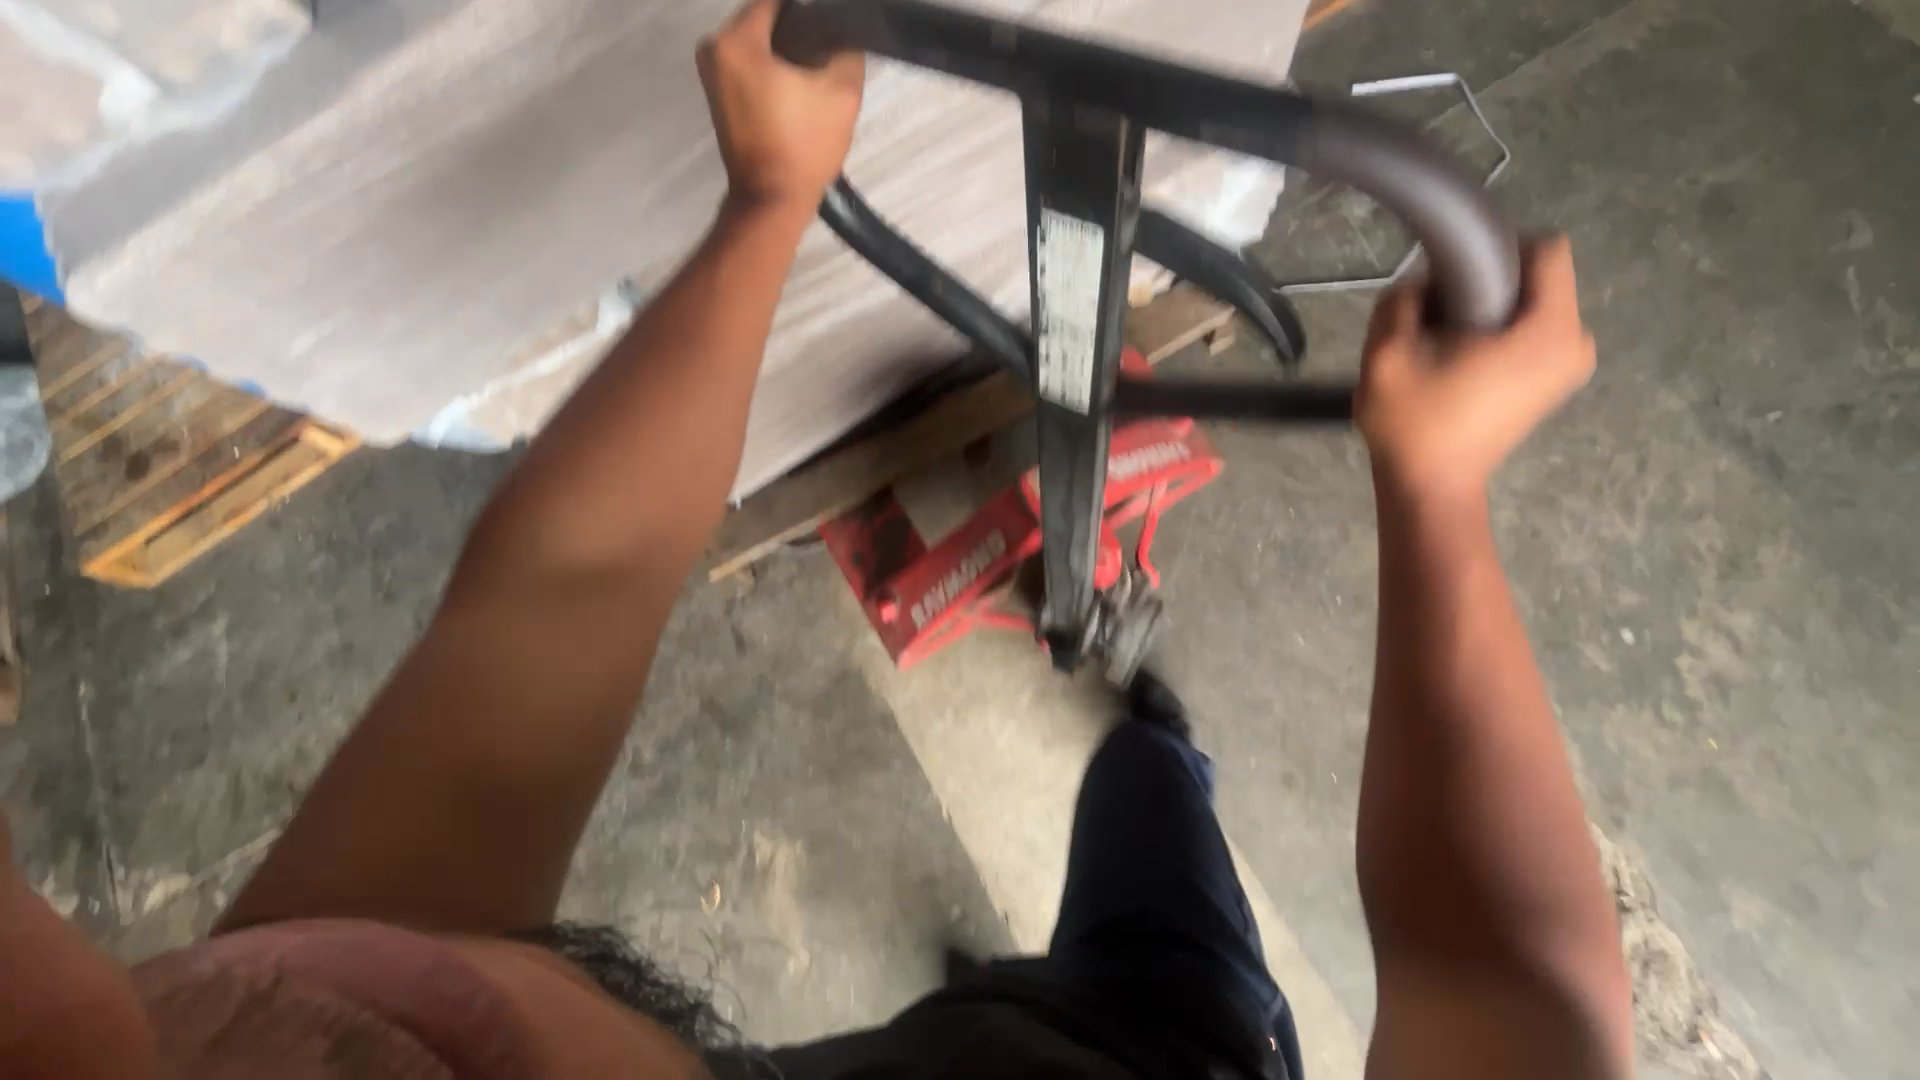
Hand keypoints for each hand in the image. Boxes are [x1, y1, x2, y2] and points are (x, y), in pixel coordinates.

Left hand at [697, 0, 864, 211]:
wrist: (773, 201)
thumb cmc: (805, 148)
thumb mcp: (843, 93)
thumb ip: (846, 48)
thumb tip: (841, 32)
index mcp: (739, 39)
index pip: (779, 0)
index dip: (810, 12)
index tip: (831, 29)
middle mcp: (714, 47)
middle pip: (765, 19)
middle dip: (797, 32)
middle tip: (827, 56)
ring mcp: (711, 73)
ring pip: (757, 43)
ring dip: (785, 52)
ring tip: (815, 74)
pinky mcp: (717, 95)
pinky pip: (748, 65)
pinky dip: (771, 70)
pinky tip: (796, 89)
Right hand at [1356, 236, 1595, 498]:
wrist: (1430, 486)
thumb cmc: (1413, 423)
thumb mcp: (1386, 354)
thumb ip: (1401, 300)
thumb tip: (1421, 281)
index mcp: (1547, 329)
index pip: (1545, 249)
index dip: (1495, 249)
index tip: (1448, 276)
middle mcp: (1575, 341)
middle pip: (1538, 279)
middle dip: (1487, 284)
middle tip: (1436, 315)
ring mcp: (1570, 365)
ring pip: (1533, 306)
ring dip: (1489, 311)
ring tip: (1443, 344)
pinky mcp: (1555, 383)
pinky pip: (1533, 333)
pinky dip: (1499, 335)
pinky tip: (1459, 362)